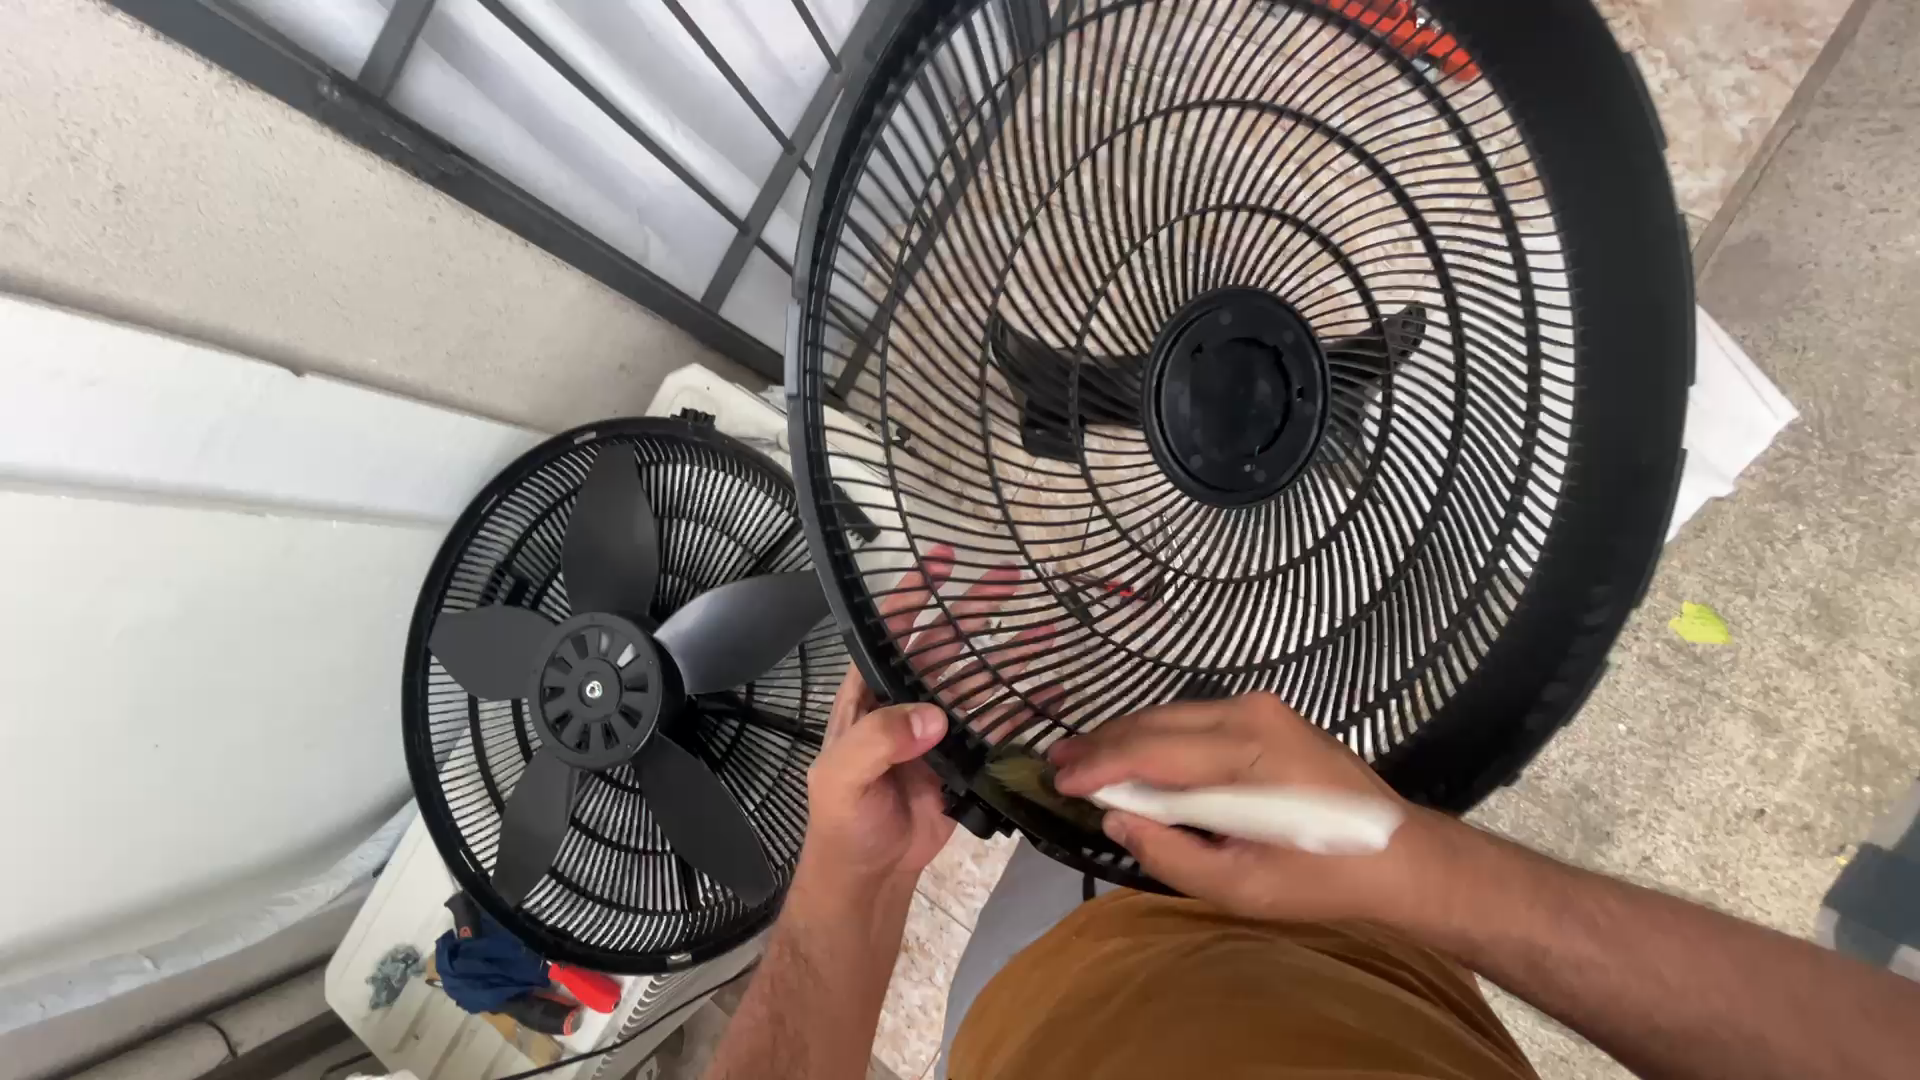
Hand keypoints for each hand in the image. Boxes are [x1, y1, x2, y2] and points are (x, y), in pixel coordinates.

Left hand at [800, 548, 1016, 890]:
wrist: (871, 875)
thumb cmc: (843, 821)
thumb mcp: (842, 776)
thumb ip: (878, 740)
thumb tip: (934, 716)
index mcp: (871, 693)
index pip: (891, 632)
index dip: (915, 593)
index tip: (943, 561)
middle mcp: (907, 701)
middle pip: (946, 645)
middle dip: (976, 610)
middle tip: (1010, 579)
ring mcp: (940, 728)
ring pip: (979, 680)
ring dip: (1010, 655)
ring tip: (1047, 631)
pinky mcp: (967, 757)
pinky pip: (999, 724)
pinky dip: (1024, 706)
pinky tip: (1052, 691)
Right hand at [1049, 692, 1446, 922]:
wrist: (1400, 853)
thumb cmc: (1322, 877)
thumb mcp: (1242, 887)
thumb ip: (1171, 854)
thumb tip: (1114, 821)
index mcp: (1248, 755)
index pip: (1153, 750)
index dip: (1101, 765)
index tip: (1061, 782)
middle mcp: (1249, 713)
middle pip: (1155, 723)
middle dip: (1101, 744)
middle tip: (1056, 762)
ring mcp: (1259, 705)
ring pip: (1169, 714)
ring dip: (1124, 737)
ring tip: (1081, 757)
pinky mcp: (1263, 710)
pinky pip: (1191, 717)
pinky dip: (1154, 735)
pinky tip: (1131, 752)